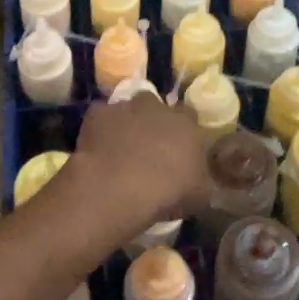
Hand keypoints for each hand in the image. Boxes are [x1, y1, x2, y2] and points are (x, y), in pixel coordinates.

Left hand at [67, 89, 211, 231]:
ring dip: (125, 122)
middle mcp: (156, 107)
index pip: (188, 115)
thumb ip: (200, 179)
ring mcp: (125, 107)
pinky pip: (100, 116)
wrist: (122, 185)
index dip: (182, 129)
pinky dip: (100, 128)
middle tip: (147, 144)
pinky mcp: (98, 113)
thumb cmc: (169, 190)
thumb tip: (198, 179)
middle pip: (155, 105)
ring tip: (120, 147)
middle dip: (152, 119)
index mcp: (185, 123)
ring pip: (126, 108)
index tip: (177, 145)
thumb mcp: (199, 194)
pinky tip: (98, 147)